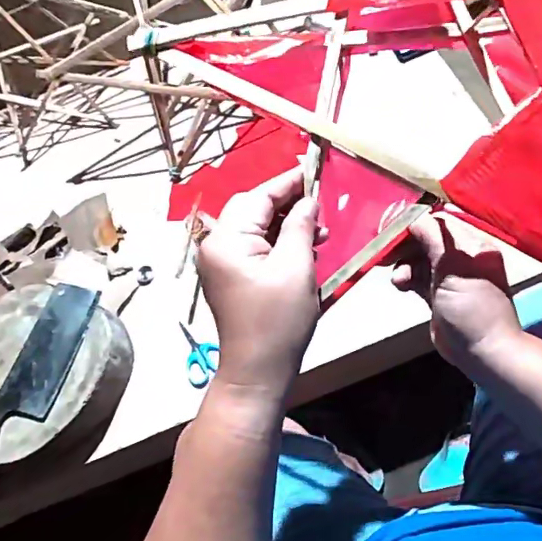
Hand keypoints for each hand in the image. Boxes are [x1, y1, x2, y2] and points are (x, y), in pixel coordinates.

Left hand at [196, 169, 320, 398]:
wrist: (258, 371)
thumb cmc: (278, 321)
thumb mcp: (297, 268)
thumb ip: (301, 227)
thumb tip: (309, 200)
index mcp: (227, 240)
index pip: (259, 197)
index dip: (289, 182)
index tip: (316, 169)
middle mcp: (218, 246)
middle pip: (255, 210)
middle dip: (289, 203)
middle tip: (323, 201)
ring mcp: (223, 263)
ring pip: (258, 228)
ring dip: (288, 224)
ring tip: (320, 230)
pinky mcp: (233, 277)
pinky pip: (257, 247)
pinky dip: (281, 242)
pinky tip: (306, 248)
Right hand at [389, 214, 520, 368]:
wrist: (483, 351)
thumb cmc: (473, 307)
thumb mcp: (454, 267)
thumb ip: (434, 238)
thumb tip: (414, 218)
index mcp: (472, 244)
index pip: (439, 222)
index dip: (415, 222)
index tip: (390, 227)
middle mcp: (461, 256)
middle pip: (426, 239)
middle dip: (405, 244)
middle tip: (384, 251)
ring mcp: (449, 276)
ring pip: (419, 258)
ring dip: (404, 263)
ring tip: (398, 277)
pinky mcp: (438, 294)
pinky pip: (417, 277)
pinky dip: (406, 277)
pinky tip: (400, 284)